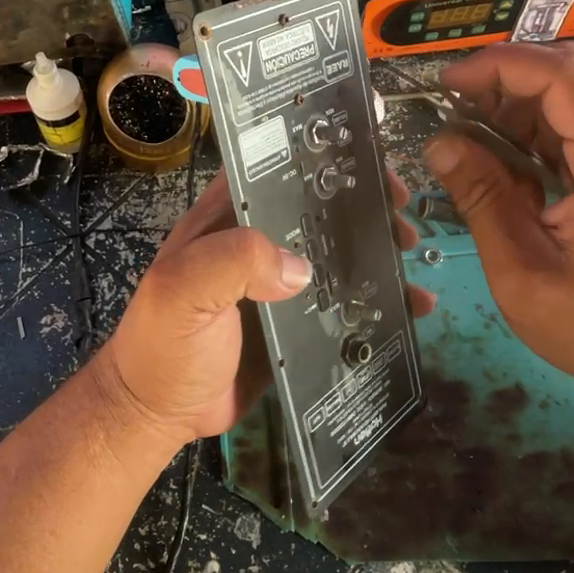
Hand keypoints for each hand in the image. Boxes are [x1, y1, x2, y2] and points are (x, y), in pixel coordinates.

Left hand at [95, 172, 435, 447]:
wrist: (159, 415)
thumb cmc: (161, 345)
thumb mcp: (182, 291)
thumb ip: (232, 262)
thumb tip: (300, 269)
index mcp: (225, 220)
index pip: (275, 170)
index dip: (320, 157)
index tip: (367, 160)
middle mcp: (255, 244)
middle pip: (317, 209)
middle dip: (362, 201)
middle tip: (400, 208)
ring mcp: (278, 285)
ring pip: (337, 254)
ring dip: (376, 247)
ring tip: (409, 248)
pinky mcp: (297, 325)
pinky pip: (344, 304)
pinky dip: (379, 301)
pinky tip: (414, 304)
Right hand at [425, 42, 573, 408]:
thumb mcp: (524, 274)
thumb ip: (482, 200)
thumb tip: (440, 144)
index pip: (564, 76)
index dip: (500, 65)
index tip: (448, 83)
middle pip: (571, 77)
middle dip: (503, 80)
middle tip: (450, 108)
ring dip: (516, 106)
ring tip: (465, 133)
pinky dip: (536, 132)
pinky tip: (500, 158)